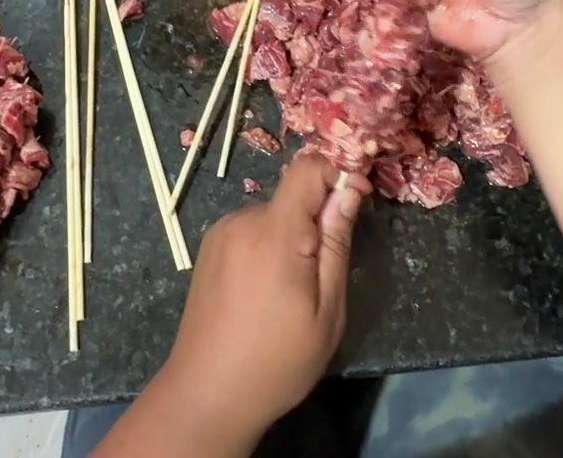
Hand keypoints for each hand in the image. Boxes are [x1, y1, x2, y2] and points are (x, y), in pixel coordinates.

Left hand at [151, 155, 371, 443]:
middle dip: (315, 220)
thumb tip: (349, 191)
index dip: (337, 176)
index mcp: (273, 232)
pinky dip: (267, 246)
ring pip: (272, 214)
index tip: (356, 204)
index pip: (307, 169)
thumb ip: (336, 245)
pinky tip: (264, 290)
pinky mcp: (209, 247)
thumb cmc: (277, 360)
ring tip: (290, 291)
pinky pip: (250, 229)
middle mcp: (242, 220)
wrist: (206, 393)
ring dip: (291, 236)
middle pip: (291, 195)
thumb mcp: (326, 311)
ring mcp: (221, 232)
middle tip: (323, 272)